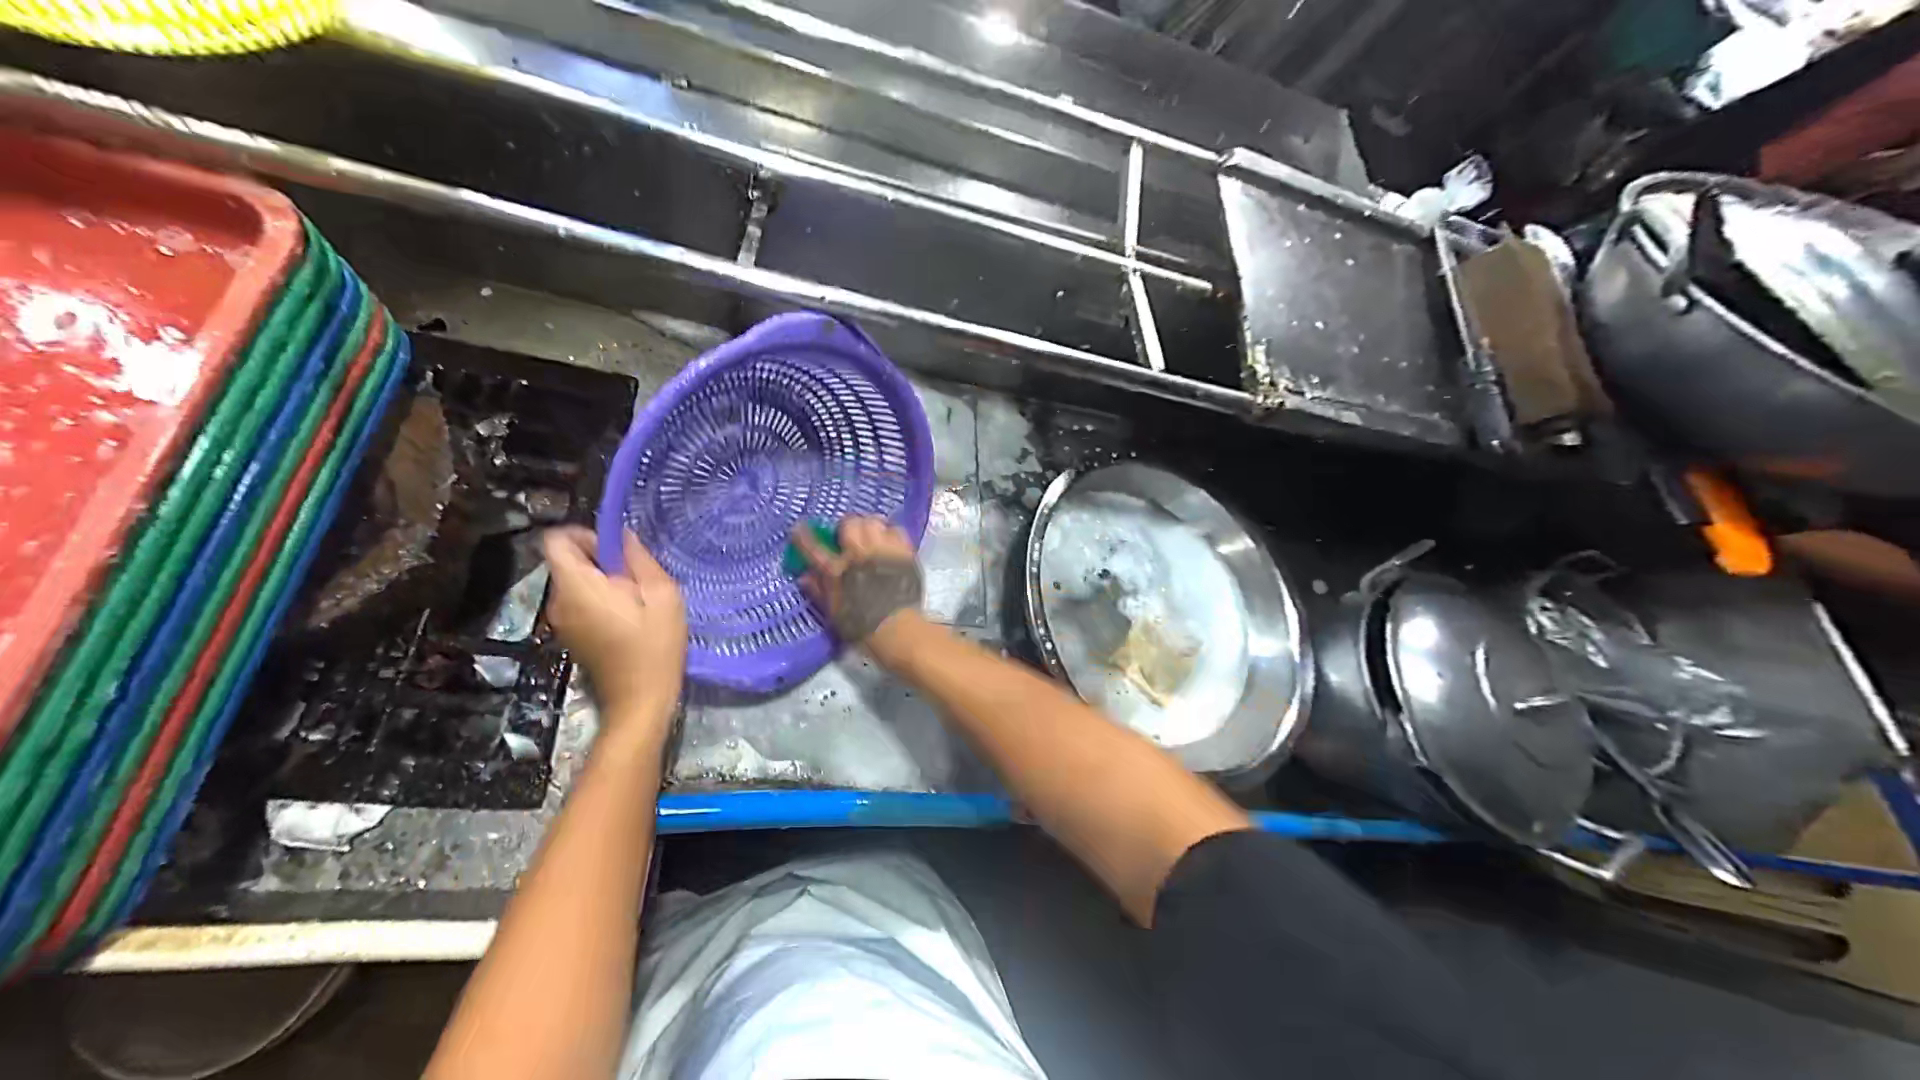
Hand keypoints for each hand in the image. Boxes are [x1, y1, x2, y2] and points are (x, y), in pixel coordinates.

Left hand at [542, 526, 686, 735]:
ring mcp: (561, 621)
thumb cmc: (655, 647)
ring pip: (575, 582)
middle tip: (636, 579)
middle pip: (567, 561)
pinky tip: (627, 618)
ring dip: (602, 581)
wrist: (640, 702)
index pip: (556, 541)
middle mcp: (558, 601)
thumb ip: (639, 560)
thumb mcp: (662, 597)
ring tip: (636, 600)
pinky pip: (579, 602)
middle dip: (599, 560)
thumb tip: (623, 536)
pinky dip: (599, 600)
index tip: (616, 549)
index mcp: (577, 588)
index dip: (584, 534)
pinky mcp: (570, 635)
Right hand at [792, 516, 923, 644]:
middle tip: (846, 536)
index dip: (804, 536)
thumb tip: (804, 576)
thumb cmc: (861, 626)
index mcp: (835, 570)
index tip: (799, 528)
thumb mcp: (833, 612)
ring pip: (872, 521)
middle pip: (849, 523)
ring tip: (869, 535)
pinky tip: (888, 542)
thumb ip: (818, 591)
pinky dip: (889, 533)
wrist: (898, 630)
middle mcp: (857, 554)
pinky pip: (895, 530)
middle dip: (845, 526)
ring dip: (868, 525)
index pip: (813, 547)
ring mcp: (882, 550)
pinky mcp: (904, 552)